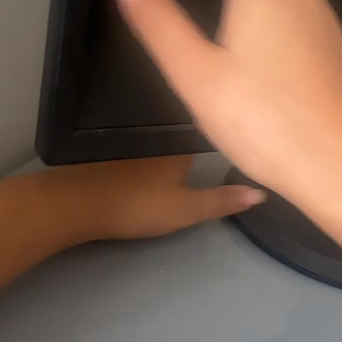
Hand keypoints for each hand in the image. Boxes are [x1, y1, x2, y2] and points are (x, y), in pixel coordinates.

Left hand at [32, 154, 265, 241]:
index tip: (234, 136)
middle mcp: (159, 133)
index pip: (207, 133)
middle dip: (195, 136)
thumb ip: (223, 200)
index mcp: (182, 144)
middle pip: (183, 131)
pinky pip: (139, 138)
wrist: (78, 202)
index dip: (220, 136)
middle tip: (210, 143)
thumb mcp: (186, 210)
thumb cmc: (137, 206)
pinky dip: (146, 145)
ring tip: (182, 153)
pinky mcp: (110, 145)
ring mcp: (133, 137)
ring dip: (170, 139)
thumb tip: (262, 191)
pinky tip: (147, 156)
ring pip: (160, 134)